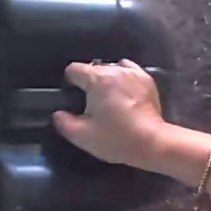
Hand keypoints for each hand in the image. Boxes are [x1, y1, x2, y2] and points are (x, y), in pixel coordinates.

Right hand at [52, 60, 167, 168]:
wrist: (152, 142)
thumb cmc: (116, 139)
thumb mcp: (83, 136)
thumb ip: (64, 122)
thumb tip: (58, 113)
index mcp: (97, 79)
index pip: (74, 69)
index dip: (70, 82)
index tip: (73, 96)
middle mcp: (115, 70)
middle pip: (93, 68)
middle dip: (89, 82)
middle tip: (91, 104)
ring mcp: (134, 72)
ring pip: (112, 68)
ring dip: (107, 79)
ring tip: (108, 97)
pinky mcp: (147, 79)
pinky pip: (129, 71)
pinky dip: (124, 78)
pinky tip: (124, 93)